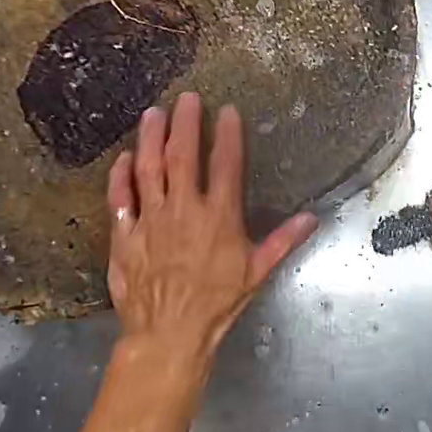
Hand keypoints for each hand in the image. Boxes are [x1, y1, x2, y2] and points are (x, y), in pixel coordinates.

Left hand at [106, 93, 318, 382]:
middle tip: (187, 97)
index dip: (227, 134)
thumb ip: (283, 241)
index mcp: (218, 217)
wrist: (169, 334)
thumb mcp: (257, 273)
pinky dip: (120, 177)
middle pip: (182, 157)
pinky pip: (119, 200)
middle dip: (185, 124)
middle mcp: (183, 210)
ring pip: (148, 169)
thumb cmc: (218, 303)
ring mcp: (150, 220)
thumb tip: (312, 218)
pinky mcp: (124, 236)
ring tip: (153, 113)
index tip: (228, 111)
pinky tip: (124, 158)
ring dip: (150, 138)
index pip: (225, 165)